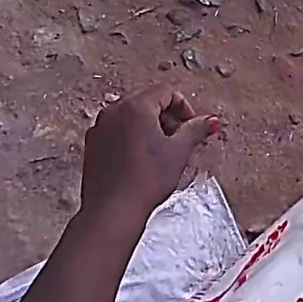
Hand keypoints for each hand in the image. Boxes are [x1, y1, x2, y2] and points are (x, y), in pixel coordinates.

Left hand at [80, 84, 218, 220]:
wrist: (113, 210)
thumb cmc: (146, 180)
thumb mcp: (179, 152)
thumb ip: (195, 130)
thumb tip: (210, 121)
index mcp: (135, 107)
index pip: (165, 91)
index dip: (183, 107)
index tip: (190, 126)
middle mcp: (113, 112)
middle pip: (146, 101)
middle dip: (166, 116)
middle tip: (179, 139)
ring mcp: (99, 128)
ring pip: (130, 116)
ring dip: (149, 127)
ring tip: (160, 152)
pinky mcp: (92, 145)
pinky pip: (116, 131)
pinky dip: (131, 138)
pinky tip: (140, 161)